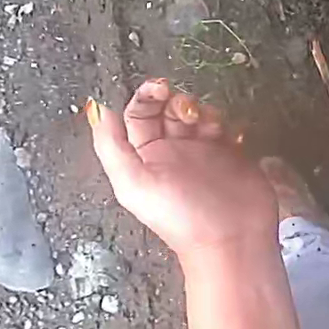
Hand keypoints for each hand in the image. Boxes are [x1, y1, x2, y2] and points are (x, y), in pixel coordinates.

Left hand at [87, 79, 278, 262]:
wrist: (231, 240)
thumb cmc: (182, 219)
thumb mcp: (133, 184)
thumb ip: (110, 146)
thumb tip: (96, 109)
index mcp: (145, 157)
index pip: (138, 114)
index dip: (146, 97)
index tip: (159, 88)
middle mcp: (173, 152)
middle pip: (170, 109)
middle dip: (178, 101)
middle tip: (188, 110)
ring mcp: (204, 151)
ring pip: (200, 114)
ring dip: (205, 110)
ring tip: (211, 125)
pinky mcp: (232, 154)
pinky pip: (229, 125)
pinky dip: (229, 122)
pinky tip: (229, 134)